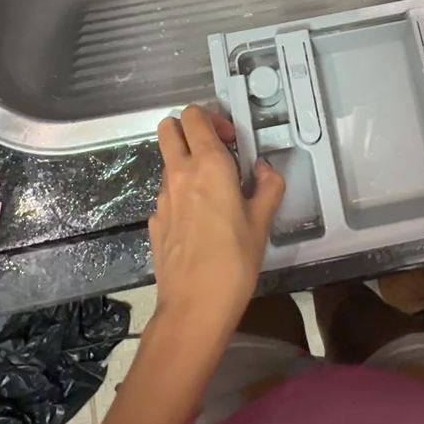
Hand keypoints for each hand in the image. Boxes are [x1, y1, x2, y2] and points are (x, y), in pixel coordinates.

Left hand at [150, 106, 284, 330]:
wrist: (194, 307)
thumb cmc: (234, 260)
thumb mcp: (262, 222)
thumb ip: (268, 186)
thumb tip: (264, 169)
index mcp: (208, 164)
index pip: (195, 115)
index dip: (213, 119)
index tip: (233, 141)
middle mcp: (180, 173)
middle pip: (169, 127)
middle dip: (190, 129)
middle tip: (215, 151)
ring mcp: (162, 197)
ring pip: (168, 161)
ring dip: (186, 164)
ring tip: (212, 194)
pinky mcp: (155, 221)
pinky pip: (167, 194)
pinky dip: (181, 195)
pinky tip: (199, 224)